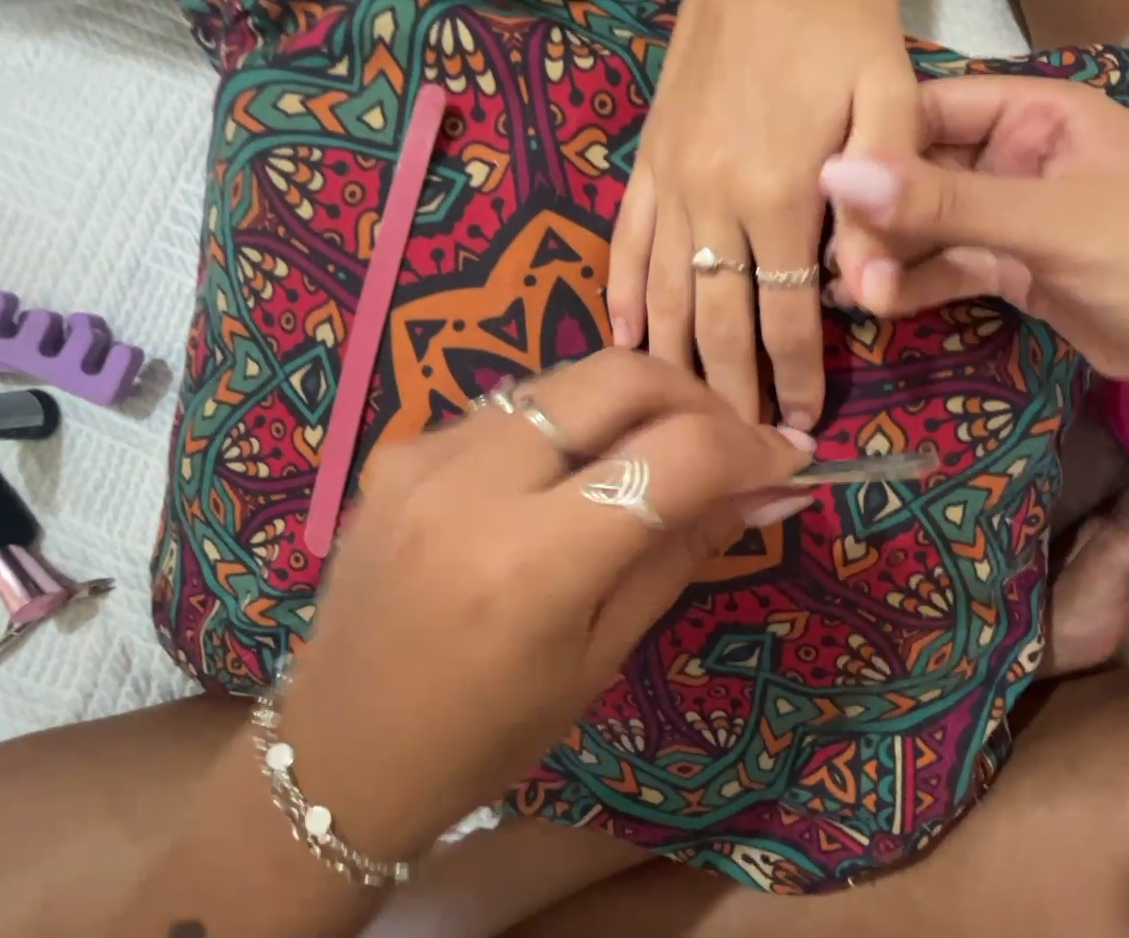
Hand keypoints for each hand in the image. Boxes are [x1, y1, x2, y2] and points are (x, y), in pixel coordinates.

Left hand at [273, 351, 815, 855]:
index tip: (787, 460)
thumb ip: (683, 550)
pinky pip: (516, 405)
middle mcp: (474, 483)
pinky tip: (585, 466)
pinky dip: (574, 420)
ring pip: (568, 378)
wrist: (340, 751)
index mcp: (533, 563)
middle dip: (697, 394)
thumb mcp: (603, 652)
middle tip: (732, 440)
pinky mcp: (402, 448)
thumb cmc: (489, 732)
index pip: (676, 456)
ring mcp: (426, 453)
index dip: (750, 447)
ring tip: (669, 450)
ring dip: (637, 401)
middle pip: (620, 376)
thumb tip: (766, 487)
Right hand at [606, 0, 916, 431]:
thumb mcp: (890, 90)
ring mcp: (670, 185)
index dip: (795, 379)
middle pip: (719, 323)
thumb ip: (883, 192)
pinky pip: (626, 244)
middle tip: (738, 451)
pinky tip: (623, 340)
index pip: (786, 315)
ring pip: (667, 297)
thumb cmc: (838, 16)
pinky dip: (624, 297)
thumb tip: (864, 292)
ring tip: (680, 422)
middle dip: (732, 394)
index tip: (800, 432)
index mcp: (776, 192)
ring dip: (674, 365)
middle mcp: (712, 201)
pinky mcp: (646, 165)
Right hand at [819, 78, 1128, 410]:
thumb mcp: (1054, 222)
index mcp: (1039, 111)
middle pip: (923, 171)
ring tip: (845, 289)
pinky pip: (950, 267)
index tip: (819, 184)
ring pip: (931, 226)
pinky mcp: (1012, 270)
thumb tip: (836, 173)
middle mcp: (1019, 155)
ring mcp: (1014, 217)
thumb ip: (945, 202)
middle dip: (877, 214)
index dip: (875, 141)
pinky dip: (915, 285)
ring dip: (889, 256)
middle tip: (833, 258)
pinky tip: (874, 304)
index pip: (933, 107)